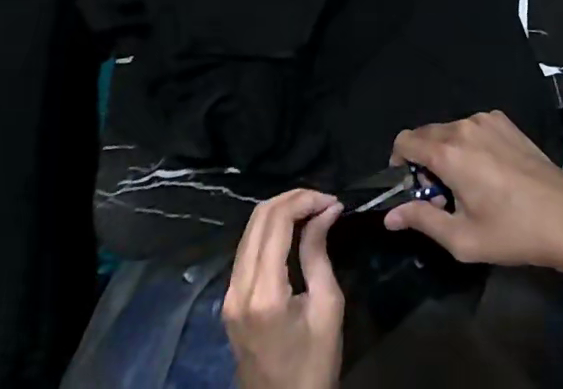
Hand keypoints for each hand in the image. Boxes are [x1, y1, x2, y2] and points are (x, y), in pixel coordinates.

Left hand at [223, 189, 344, 388]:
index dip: (305, 200)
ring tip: (314, 211)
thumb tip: (327, 211)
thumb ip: (319, 253)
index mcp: (264, 292)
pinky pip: (247, 249)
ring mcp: (228, 295)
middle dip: (293, 199)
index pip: (276, 221)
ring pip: (250, 230)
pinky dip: (271, 230)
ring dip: (281, 211)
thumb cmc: (314, 363)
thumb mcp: (328, 306)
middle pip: (258, 218)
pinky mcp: (230, 300)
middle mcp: (238, 288)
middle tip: (325, 202)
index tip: (333, 202)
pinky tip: (295, 230)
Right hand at [383, 110, 562, 277]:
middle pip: (427, 133)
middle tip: (440, 196)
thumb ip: (422, 220)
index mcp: (450, 152)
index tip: (410, 188)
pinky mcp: (509, 124)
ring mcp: (491, 120)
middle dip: (423, 161)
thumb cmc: (512, 232)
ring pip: (451, 130)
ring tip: (466, 188)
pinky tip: (487, 173)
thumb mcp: (462, 238)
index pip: (406, 140)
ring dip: (447, 152)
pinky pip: (474, 128)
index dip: (399, 162)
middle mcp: (467, 126)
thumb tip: (391, 215)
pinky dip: (469, 145)